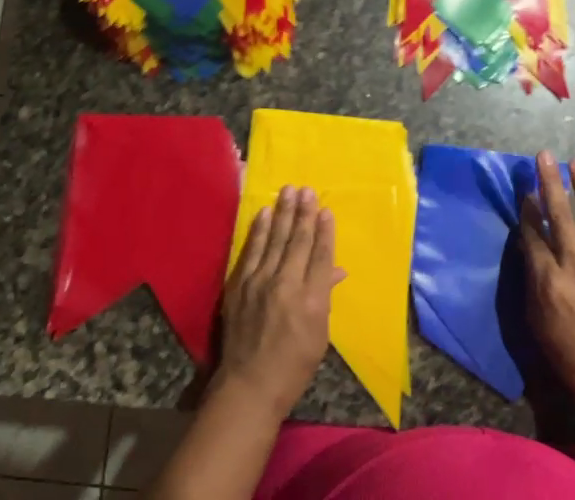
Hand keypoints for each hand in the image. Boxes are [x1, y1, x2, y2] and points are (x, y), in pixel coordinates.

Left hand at [214, 185, 344, 419]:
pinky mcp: (239, 284)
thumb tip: (335, 271)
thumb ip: (325, 296)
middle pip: (297, 241)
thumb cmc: (294, 365)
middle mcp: (286, 284)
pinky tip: (264, 213)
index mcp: (311, 300)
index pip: (320, 255)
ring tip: (288, 191)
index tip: (326, 210)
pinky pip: (251, 250)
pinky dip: (259, 230)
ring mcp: (259, 282)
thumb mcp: (320, 334)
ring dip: (282, 213)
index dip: (324, 231)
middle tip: (307, 190)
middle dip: (303, 213)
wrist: (250, 384)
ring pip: (274, 239)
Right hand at [519, 151, 574, 407]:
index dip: (527, 209)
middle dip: (550, 184)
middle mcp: (574, 265)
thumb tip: (530, 246)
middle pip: (558, 217)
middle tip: (544, 156)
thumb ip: (533, 278)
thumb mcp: (534, 316)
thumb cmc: (564, 350)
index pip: (533, 234)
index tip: (524, 187)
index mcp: (547, 278)